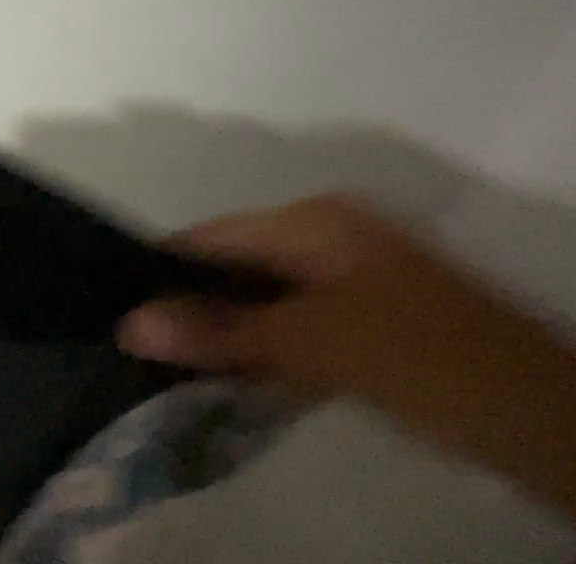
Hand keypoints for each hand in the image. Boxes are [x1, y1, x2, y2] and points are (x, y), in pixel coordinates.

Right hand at [121, 195, 575, 515]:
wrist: (567, 427)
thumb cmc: (429, 362)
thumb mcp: (316, 346)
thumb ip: (219, 332)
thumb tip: (125, 326)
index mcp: (314, 222)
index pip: (207, 239)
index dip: (161, 278)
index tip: (118, 318)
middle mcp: (331, 236)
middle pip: (235, 270)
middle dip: (197, 310)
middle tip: (150, 354)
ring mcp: (359, 277)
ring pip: (266, 301)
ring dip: (234, 336)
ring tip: (187, 371)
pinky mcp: (378, 318)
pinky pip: (300, 324)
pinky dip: (272, 350)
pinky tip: (248, 380)